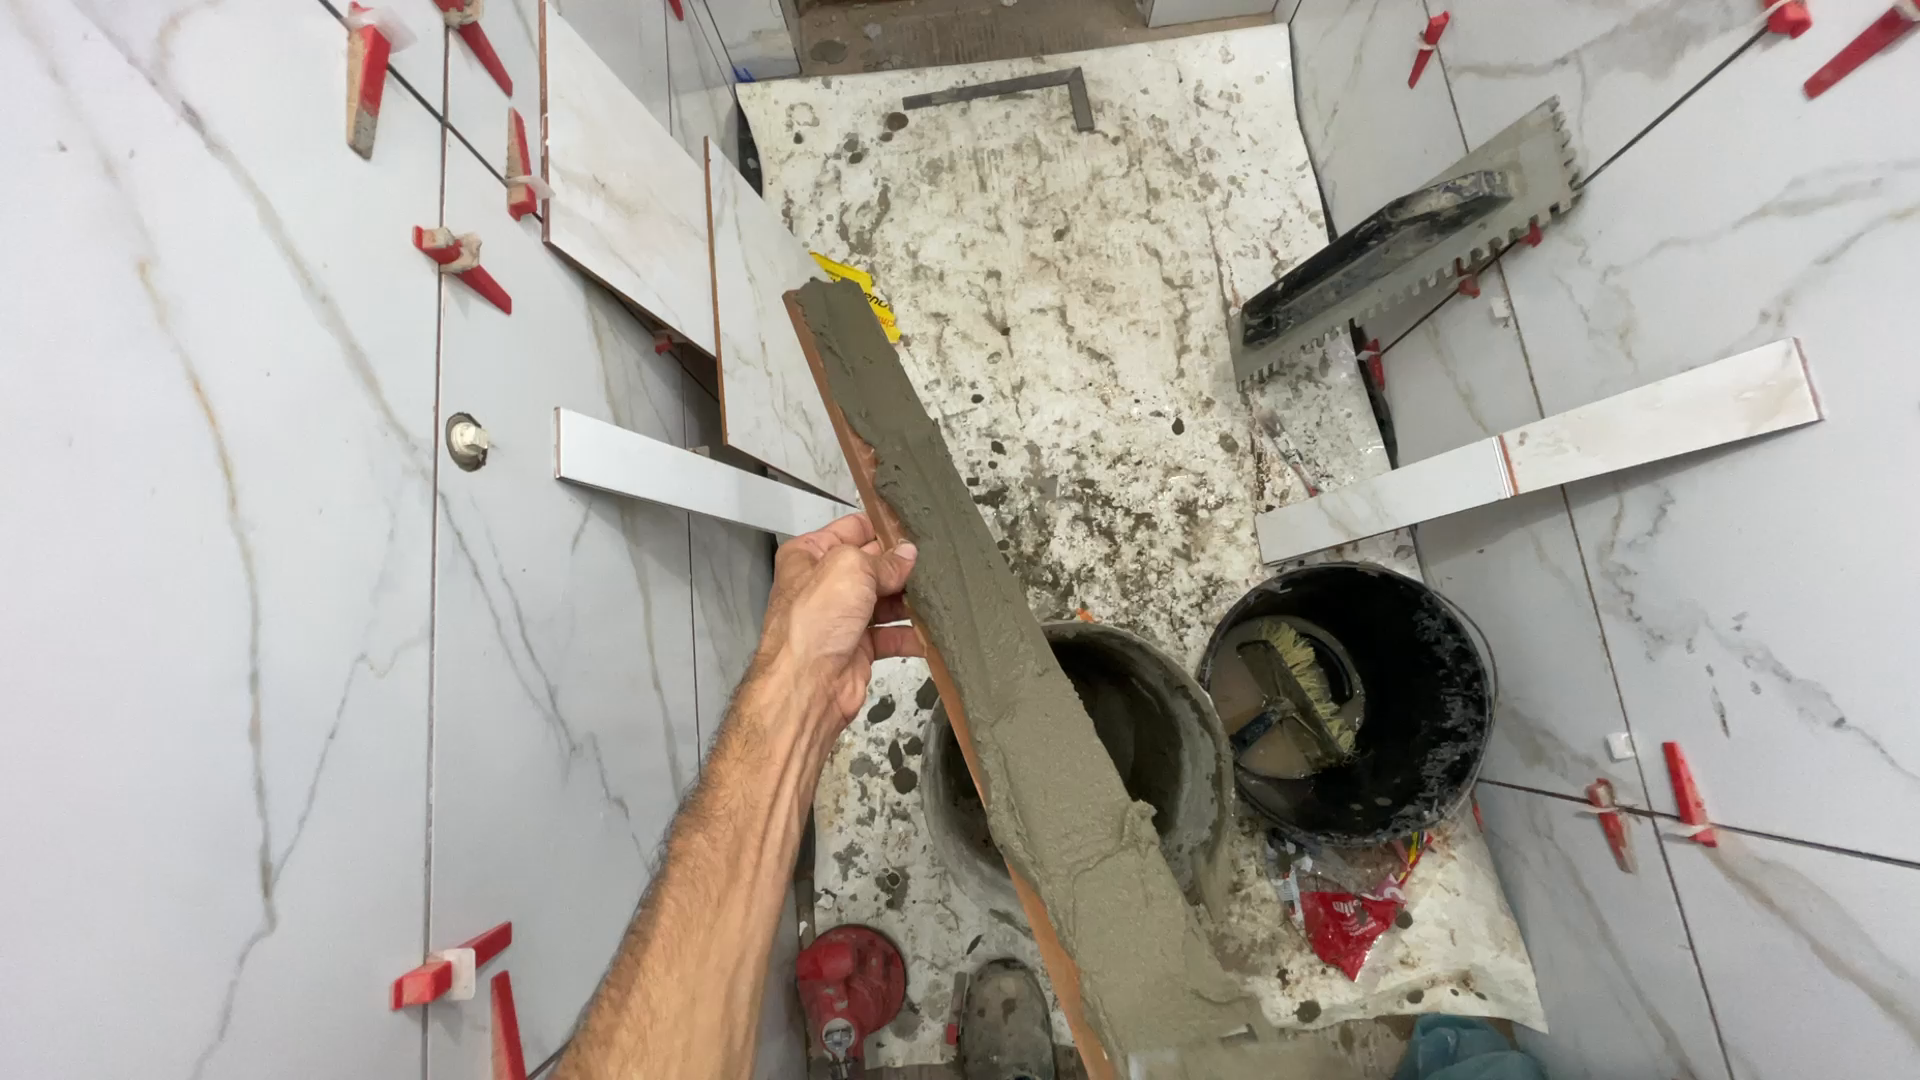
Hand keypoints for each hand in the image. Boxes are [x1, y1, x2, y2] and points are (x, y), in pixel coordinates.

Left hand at [753, 513, 923, 735]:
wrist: (807, 686)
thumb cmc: (813, 622)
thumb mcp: (850, 569)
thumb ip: (883, 560)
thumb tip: (906, 555)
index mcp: (809, 556)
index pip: (851, 529)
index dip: (881, 527)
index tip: (911, 528)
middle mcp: (824, 585)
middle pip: (872, 566)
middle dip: (899, 566)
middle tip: (930, 561)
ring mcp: (841, 617)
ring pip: (885, 601)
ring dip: (909, 599)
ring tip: (936, 593)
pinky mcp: (858, 647)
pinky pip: (891, 635)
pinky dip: (910, 634)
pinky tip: (929, 630)